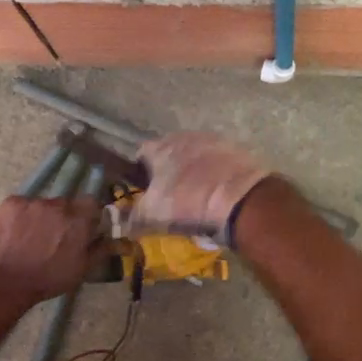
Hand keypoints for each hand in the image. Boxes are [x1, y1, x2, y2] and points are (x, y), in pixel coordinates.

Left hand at [0, 194, 102, 304]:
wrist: (4, 281)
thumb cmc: (47, 279)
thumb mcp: (81, 270)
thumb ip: (101, 250)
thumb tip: (120, 241)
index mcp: (79, 220)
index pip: (91, 203)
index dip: (87, 214)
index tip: (81, 227)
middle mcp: (58, 205)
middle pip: (65, 204)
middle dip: (62, 217)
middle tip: (53, 237)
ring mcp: (33, 202)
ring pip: (42, 205)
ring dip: (41, 216)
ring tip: (30, 238)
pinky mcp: (11, 203)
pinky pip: (21, 205)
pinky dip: (20, 216)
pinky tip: (14, 233)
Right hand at [132, 132, 271, 245]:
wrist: (240, 200)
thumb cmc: (187, 204)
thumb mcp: (152, 216)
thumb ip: (131, 218)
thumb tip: (120, 223)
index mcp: (161, 147)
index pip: (141, 154)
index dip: (140, 173)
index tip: (145, 193)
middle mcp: (186, 137)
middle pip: (171, 154)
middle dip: (169, 173)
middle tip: (172, 199)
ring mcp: (215, 142)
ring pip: (197, 158)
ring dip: (195, 173)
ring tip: (199, 199)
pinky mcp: (238, 152)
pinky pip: (220, 164)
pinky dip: (217, 177)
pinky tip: (220, 196)